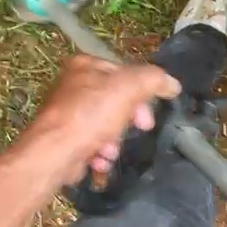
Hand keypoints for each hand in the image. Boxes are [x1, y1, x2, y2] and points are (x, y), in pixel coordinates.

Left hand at [16, 54, 181, 186]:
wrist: (54, 153)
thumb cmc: (89, 115)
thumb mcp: (128, 88)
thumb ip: (154, 80)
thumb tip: (172, 84)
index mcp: (84, 65)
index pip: (123, 72)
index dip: (141, 92)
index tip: (149, 113)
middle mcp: (72, 86)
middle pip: (115, 101)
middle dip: (129, 120)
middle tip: (140, 129)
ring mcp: (66, 113)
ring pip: (105, 125)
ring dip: (115, 141)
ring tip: (110, 151)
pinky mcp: (64, 139)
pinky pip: (91, 144)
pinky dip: (99, 154)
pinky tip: (99, 160)